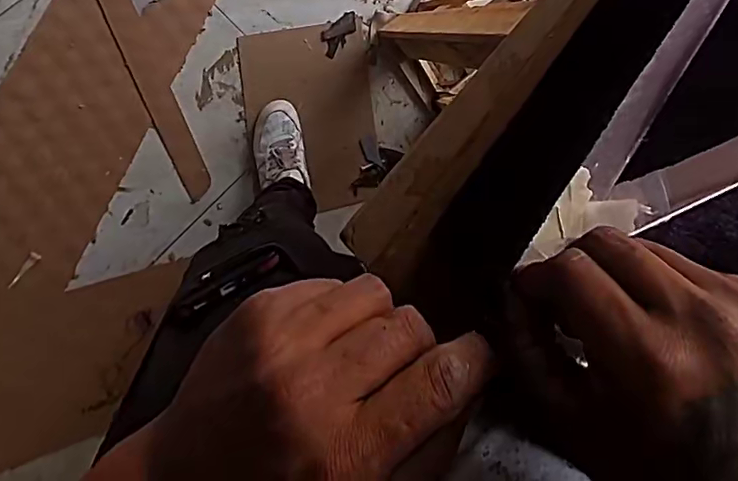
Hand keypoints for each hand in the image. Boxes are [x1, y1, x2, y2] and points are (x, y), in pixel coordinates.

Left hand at [106, 275, 493, 479]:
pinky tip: (315, 344)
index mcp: (342, 456)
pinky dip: (337, 309)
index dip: (474, 358)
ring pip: (377, 291)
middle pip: (411, 324)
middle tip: (392, 374)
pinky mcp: (260, 308)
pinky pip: (335, 281)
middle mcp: (310, 390)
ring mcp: (280, 340)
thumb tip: (469, 381)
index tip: (478, 354)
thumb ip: (428, 450)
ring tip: (351, 355)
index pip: (439, 380)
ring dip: (376, 321)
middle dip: (415, 346)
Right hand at [504, 227, 737, 480]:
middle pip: (606, 241)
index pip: (574, 271)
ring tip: (614, 311)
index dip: (538, 275)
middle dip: (572, 263)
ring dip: (614, 270)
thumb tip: (512, 295)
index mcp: (653, 362)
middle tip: (564, 300)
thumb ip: (534, 358)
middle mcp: (696, 315)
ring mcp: (730, 296)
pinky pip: (679, 260)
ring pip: (641, 245)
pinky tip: (658, 318)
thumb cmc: (662, 472)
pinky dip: (654, 281)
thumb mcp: (582, 431)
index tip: (526, 292)